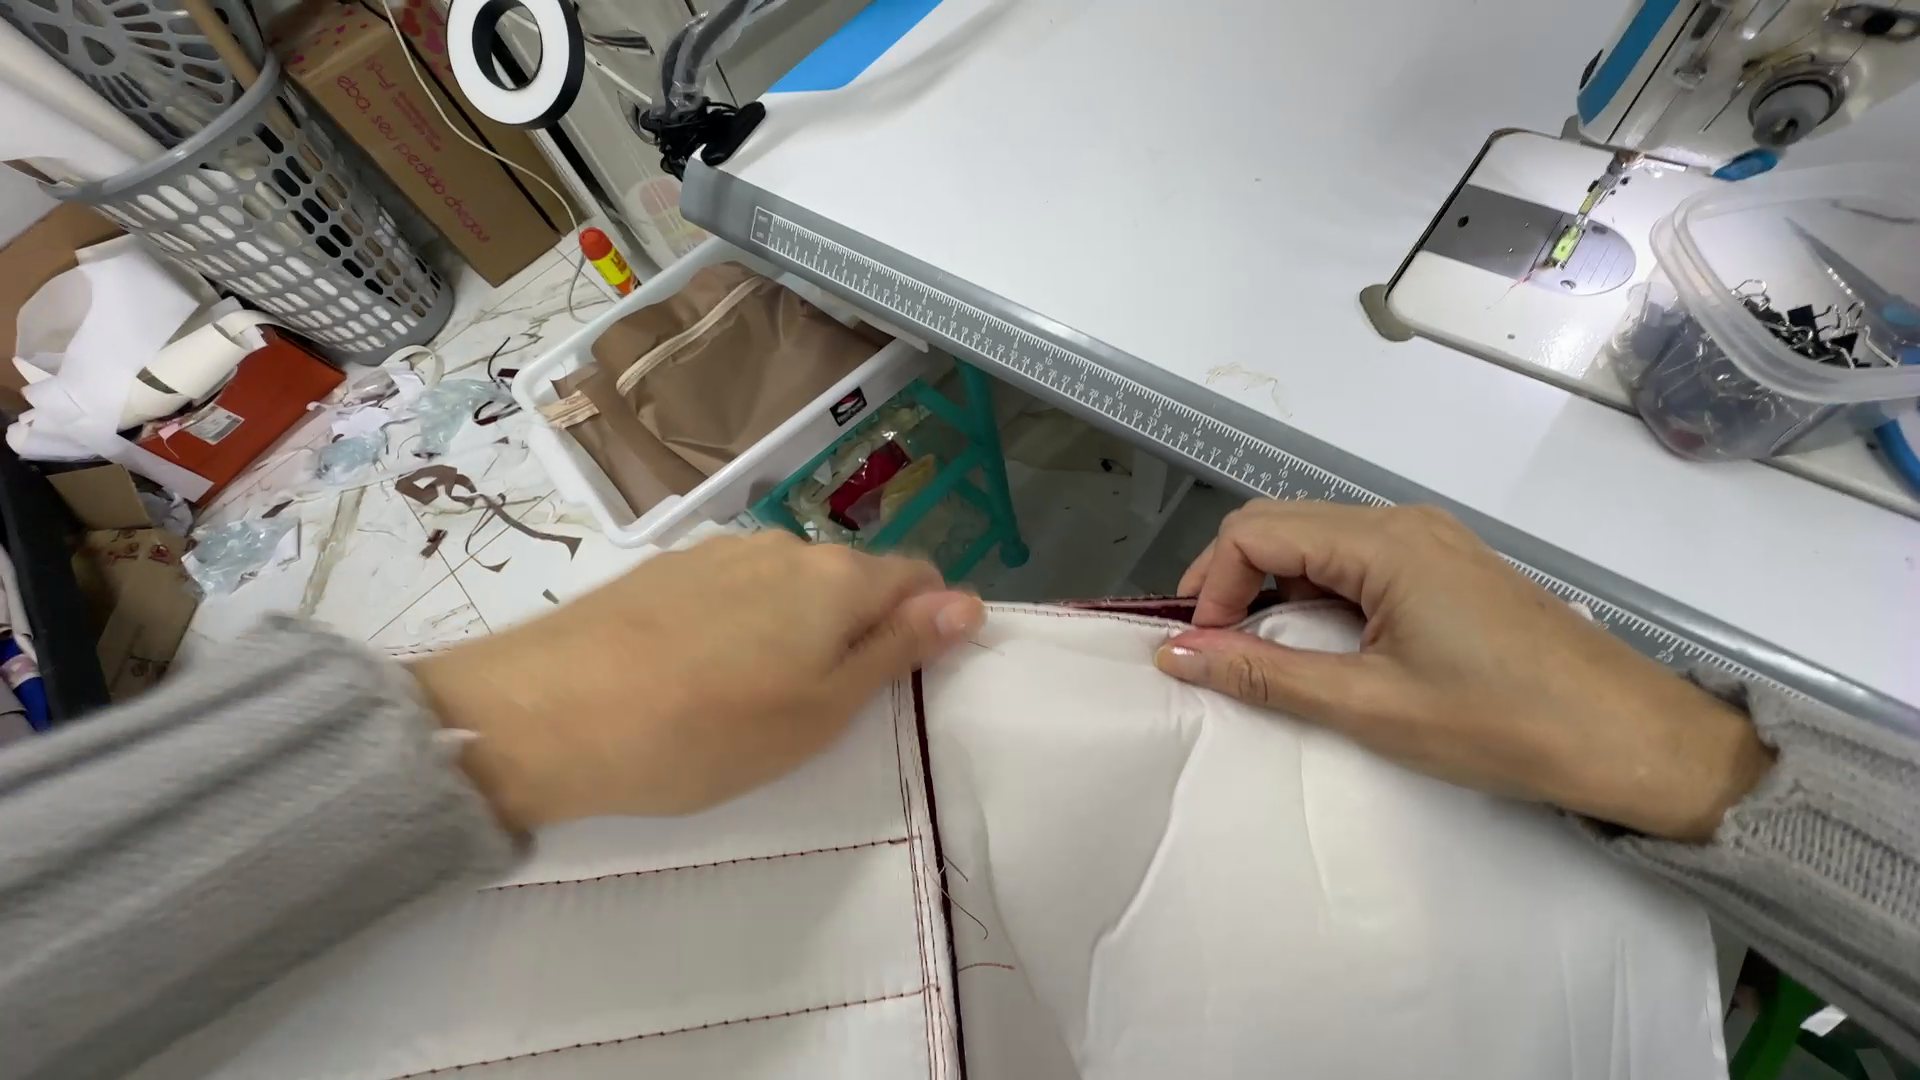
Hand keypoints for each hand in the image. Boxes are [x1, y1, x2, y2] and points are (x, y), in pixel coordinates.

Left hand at [412, 533, 984, 828]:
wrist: (546, 713)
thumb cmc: (706, 730)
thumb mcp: (822, 710)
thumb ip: (899, 649)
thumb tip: (969, 602)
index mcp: (836, 579)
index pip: (918, 576)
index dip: (926, 622)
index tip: (900, 677)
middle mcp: (787, 546)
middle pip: (854, 579)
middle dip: (859, 629)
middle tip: (822, 703)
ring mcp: (724, 550)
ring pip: (794, 583)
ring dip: (801, 626)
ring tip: (754, 691)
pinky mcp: (672, 565)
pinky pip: (741, 586)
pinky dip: (748, 620)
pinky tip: (702, 666)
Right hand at [1153, 500, 1773, 841]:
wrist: (1642, 747)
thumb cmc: (1502, 726)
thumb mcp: (1368, 705)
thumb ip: (1262, 674)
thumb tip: (1175, 654)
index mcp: (1381, 542)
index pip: (1254, 532)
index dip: (1212, 584)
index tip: (1204, 646)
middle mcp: (1398, 522)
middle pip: (1277, 523)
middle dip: (1229, 577)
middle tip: (1212, 641)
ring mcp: (1425, 539)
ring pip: (1311, 538)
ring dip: (1267, 583)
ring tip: (1255, 643)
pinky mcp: (1441, 564)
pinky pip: (1349, 557)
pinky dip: (1309, 589)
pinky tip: (1314, 636)